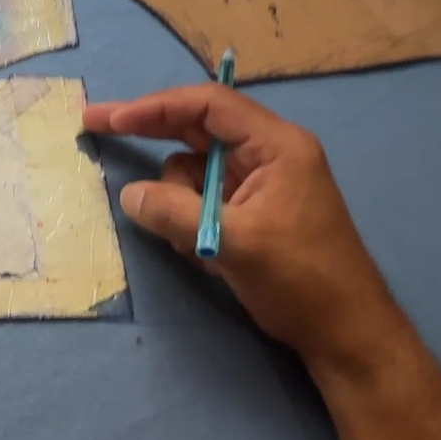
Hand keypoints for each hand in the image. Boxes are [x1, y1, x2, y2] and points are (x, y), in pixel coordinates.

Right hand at [84, 86, 408, 368]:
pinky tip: (204, 256)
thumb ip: (175, 213)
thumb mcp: (233, 243)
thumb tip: (129, 194)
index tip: (112, 118)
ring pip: (191, 173)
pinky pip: (201, 202)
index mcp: (276, 146)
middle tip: (95, 125)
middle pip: (195, 128)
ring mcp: (256, 184)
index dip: (156, 107)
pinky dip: (189, 223)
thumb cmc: (302, 281)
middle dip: (148, 131)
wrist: (345, 333)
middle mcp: (266, 155)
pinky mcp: (248, 211)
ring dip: (177, 202)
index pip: (208, 106)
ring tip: (195, 246)